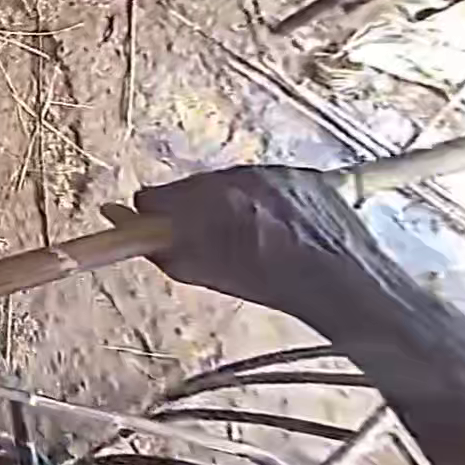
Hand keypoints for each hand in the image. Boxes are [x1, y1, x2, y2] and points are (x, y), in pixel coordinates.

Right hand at [135, 166, 375, 329]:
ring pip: (226, 183)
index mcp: (203, 197)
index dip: (156, 218)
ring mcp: (273, 172)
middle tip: (214, 239)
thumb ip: (144, 239)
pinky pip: (265, 181)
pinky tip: (277, 224)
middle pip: (188, 187)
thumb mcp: (193, 268)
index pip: (152, 197)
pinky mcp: (304, 174)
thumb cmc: (267, 283)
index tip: (169, 234)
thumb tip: (110, 212)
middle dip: (194, 209)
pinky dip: (264, 199)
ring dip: (228, 202)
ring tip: (250, 233)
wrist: (354, 292)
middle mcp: (234, 175)